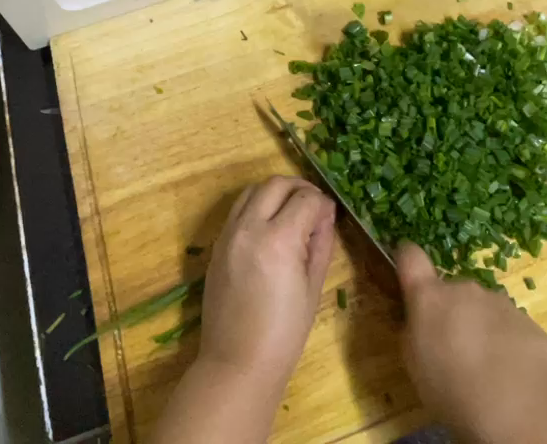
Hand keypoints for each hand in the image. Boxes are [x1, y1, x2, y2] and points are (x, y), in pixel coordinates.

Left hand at [152, 177, 335, 443]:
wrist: (237, 362)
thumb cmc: (284, 333)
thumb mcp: (313, 287)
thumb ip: (321, 243)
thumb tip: (325, 214)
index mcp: (278, 239)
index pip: (306, 199)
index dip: (323, 203)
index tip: (330, 215)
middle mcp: (249, 227)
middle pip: (277, 184)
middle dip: (300, 188)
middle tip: (314, 205)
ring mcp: (228, 233)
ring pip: (253, 190)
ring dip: (275, 193)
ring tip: (291, 211)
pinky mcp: (216, 243)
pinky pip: (237, 209)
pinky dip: (256, 206)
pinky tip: (269, 226)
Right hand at [396, 243, 546, 443]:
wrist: (524, 405)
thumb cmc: (455, 389)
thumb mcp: (417, 368)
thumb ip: (413, 336)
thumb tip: (417, 325)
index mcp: (429, 298)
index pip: (410, 257)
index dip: (406, 263)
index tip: (407, 281)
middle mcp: (463, 289)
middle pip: (450, 292)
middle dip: (450, 315)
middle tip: (454, 354)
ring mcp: (498, 301)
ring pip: (481, 310)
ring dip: (480, 330)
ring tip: (486, 372)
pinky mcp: (528, 320)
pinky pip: (508, 327)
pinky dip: (506, 344)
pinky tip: (511, 377)